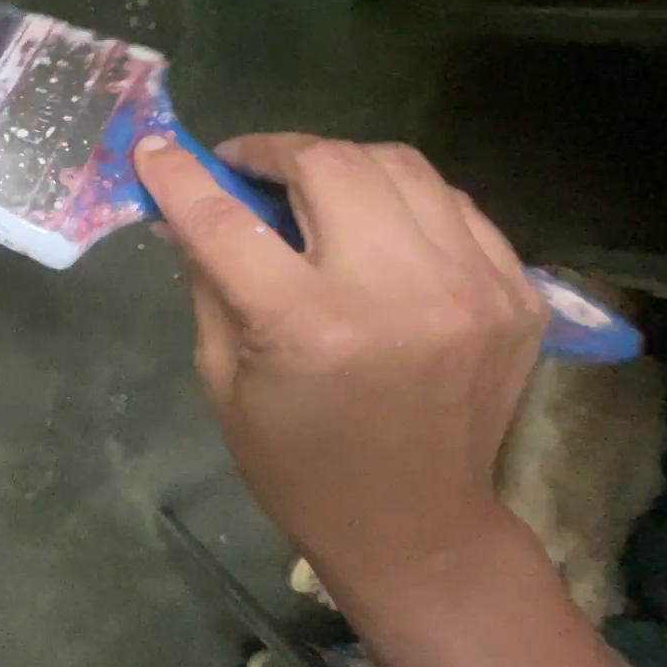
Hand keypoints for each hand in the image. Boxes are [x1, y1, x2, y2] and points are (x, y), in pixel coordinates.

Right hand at [135, 133, 547, 578]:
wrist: (411, 519)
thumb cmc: (287, 453)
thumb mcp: (218, 369)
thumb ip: (207, 277)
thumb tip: (180, 209)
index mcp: (306, 324)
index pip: (225, 221)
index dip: (179, 175)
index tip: (151, 147)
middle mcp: (398, 292)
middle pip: (330, 166)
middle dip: (270, 151)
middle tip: (236, 166)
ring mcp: (472, 286)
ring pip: (399, 166)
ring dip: (333, 162)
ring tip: (298, 184)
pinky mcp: (515, 291)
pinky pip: (449, 202)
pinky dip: (392, 194)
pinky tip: (361, 220)